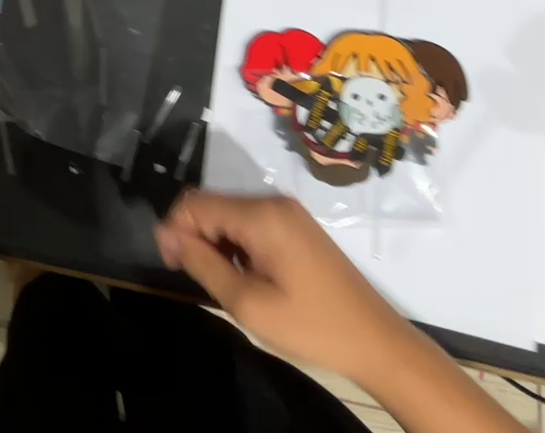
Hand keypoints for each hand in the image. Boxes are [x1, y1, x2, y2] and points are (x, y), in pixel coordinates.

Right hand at [154, 191, 417, 381]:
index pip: (195, 203)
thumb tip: (166, 234)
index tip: (172, 265)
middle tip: (195, 277)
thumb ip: (202, 263)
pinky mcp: (296, 225)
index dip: (174, 229)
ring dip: (215, 241)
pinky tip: (245, 273)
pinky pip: (249, 222)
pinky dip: (235, 242)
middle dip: (194, 235)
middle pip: (211, 204)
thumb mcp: (247, 303)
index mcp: (261, 215)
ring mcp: (287, 212)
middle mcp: (273, 202)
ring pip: (228, 213)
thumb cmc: (311, 325)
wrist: (378, 342)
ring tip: (223, 280)